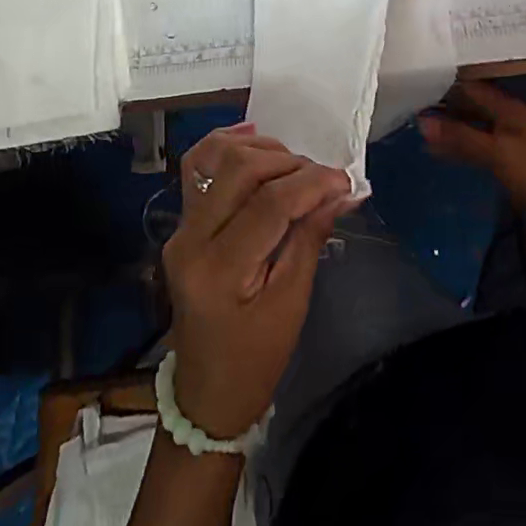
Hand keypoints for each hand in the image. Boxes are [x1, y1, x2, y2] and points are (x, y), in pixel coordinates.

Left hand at [164, 123, 352, 438]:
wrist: (208, 388)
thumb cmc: (256, 357)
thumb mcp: (292, 303)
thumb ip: (310, 238)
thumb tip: (340, 192)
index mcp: (219, 270)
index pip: (269, 204)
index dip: (312, 183)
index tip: (345, 181)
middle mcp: (190, 239)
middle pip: (240, 170)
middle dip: (291, 163)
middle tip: (324, 179)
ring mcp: (180, 228)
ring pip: (215, 159)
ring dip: (263, 152)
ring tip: (297, 168)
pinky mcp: (182, 224)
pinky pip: (198, 169)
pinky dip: (226, 145)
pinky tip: (255, 137)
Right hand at [418, 81, 525, 220]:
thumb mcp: (496, 153)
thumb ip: (460, 137)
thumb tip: (420, 120)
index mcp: (508, 109)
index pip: (470, 86)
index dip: (443, 83)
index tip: (410, 81)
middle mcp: (508, 120)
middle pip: (471, 106)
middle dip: (443, 105)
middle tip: (406, 105)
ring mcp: (510, 142)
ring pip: (473, 127)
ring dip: (449, 127)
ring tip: (415, 127)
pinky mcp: (510, 164)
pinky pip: (477, 147)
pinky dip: (458, 147)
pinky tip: (440, 153)